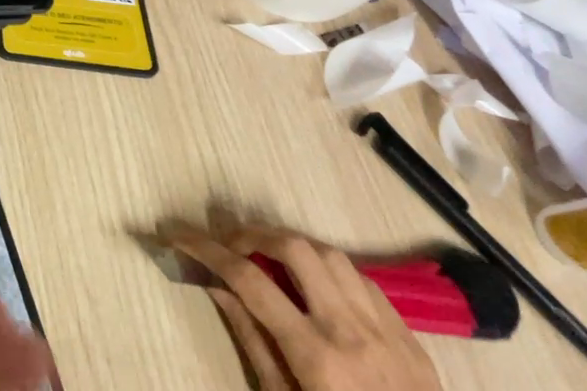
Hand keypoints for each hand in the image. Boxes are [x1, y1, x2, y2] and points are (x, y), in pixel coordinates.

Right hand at [169, 227, 440, 390]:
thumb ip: (254, 341)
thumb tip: (218, 288)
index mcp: (314, 353)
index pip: (248, 279)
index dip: (205, 249)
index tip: (177, 235)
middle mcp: (351, 330)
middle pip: (295, 249)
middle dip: (252, 233)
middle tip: (228, 244)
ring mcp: (386, 329)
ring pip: (331, 255)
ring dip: (291, 245)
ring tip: (267, 256)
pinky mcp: (409, 334)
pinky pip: (363, 280)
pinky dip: (328, 268)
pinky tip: (313, 282)